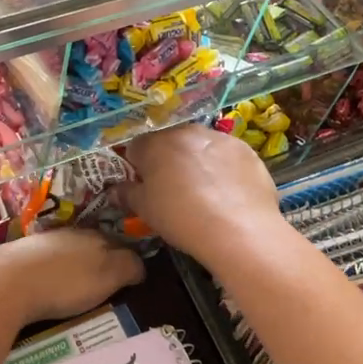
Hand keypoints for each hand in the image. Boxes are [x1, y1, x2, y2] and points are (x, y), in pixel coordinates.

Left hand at [0, 229, 144, 325]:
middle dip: (104, 258)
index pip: (120, 243)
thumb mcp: (106, 277)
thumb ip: (127, 267)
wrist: (8, 281)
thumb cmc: (65, 282)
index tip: (134, 274)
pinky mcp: (24, 255)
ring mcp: (45, 241)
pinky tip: (54, 283)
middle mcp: (72, 233)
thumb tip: (141, 265)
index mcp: (96, 236)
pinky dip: (56, 270)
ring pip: (70, 251)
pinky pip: (49, 261)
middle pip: (95, 244)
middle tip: (110, 280)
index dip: (129, 257)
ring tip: (83, 284)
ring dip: (78, 264)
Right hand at [120, 125, 284, 263]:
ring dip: (196, 162)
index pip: (136, 147)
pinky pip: (226, 156)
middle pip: (169, 142)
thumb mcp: (145, 210)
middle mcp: (186, 132)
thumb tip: (116, 189)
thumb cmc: (182, 219)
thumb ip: (127, 194)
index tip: (144, 186)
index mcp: (156, 143)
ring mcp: (219, 138)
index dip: (137, 167)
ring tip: (205, 193)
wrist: (240, 231)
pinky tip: (228, 193)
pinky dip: (223, 168)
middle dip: (168, 161)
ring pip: (199, 146)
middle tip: (173, 190)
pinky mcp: (246, 150)